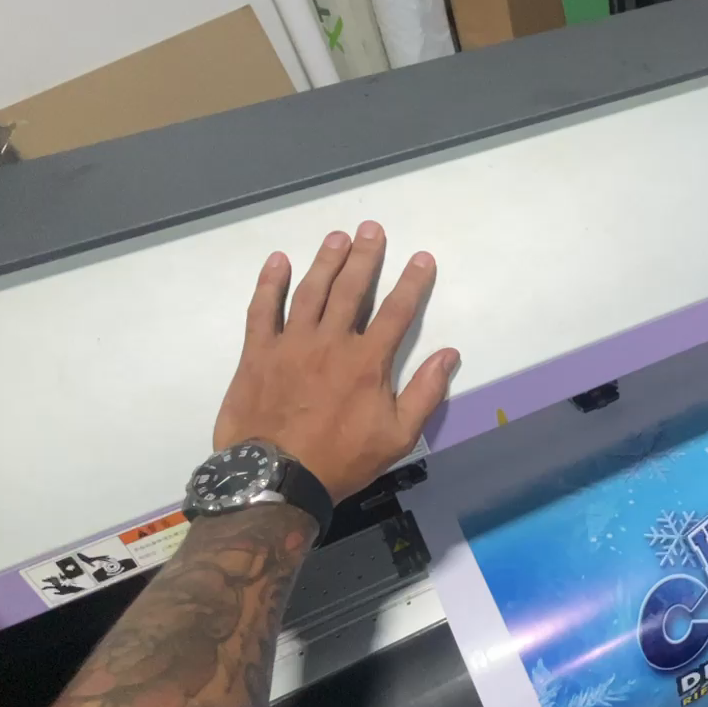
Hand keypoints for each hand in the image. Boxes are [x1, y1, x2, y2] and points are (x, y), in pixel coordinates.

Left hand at [214, 221, 458, 500]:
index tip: (421, 258)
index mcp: (368, 361)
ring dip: (326, 261)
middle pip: (352, 289)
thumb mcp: (398, 436)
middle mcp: (331, 342)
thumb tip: (449, 355)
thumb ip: (426, 393)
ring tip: (338, 236)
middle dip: (365, 257)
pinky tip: (279, 262)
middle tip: (372, 229)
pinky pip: (263, 309)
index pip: (397, 312)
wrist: (276, 477)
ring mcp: (291, 343)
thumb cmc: (343, 458)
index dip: (412, 282)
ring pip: (311, 291)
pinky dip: (270, 283)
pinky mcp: (258, 352)